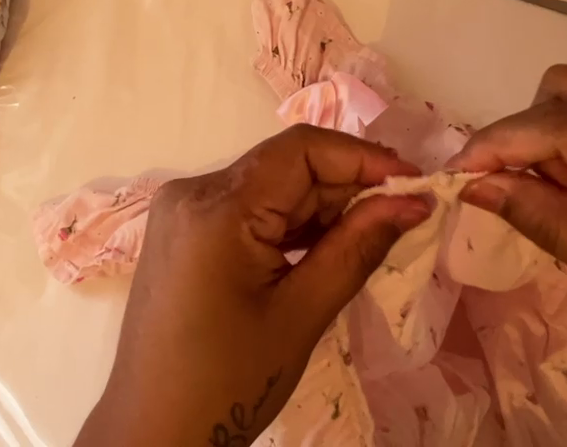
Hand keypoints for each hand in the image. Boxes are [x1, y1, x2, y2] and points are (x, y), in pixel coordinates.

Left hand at [76, 125, 430, 446]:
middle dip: (347, 185)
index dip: (362, 157)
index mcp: (218, 205)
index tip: (414, 182)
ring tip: (370, 234)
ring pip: (270, 184)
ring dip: (321, 205)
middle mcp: (194, 189)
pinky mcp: (185, 228)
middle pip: (285, 165)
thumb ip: (358, 247)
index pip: (300, 149)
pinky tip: (324, 246)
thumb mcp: (302, 314)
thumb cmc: (229, 382)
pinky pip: (249, 206)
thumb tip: (413, 201)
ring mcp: (184, 208)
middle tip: (403, 214)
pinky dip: (289, 221)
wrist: (152, 434)